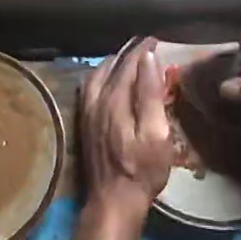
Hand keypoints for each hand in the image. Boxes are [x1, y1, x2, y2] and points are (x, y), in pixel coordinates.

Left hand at [79, 39, 174, 219]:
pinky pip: (89, 87)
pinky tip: (108, 80)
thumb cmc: (142, 169)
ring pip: (97, 74)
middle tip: (146, 46)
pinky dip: (101, 76)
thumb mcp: (156, 133)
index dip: (143, 49)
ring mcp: (87, 111)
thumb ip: (150, 94)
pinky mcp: (84, 122)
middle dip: (129, 52)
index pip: (129, 63)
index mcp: (115, 99)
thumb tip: (148, 59)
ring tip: (128, 58)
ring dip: (113, 62)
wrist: (113, 199)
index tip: (156, 40)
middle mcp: (96, 100)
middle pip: (111, 66)